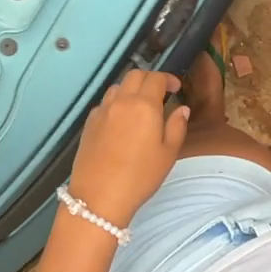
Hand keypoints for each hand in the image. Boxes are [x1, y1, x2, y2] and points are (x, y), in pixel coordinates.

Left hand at [67, 68, 189, 226]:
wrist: (99, 196)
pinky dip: (116, 103)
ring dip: (131, 89)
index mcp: (144, 106)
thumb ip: (177, 127)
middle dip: (149, 79)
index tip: (176, 88)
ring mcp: (102, 111)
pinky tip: (121, 121)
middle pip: (134, 75)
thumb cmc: (140, 177)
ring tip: (140, 106)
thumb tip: (181, 109)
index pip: (156, 78)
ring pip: (117, 87)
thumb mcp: (168, 154)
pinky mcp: (89, 123)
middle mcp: (121, 101)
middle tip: (160, 93)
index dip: (168, 79)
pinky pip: (105, 103)